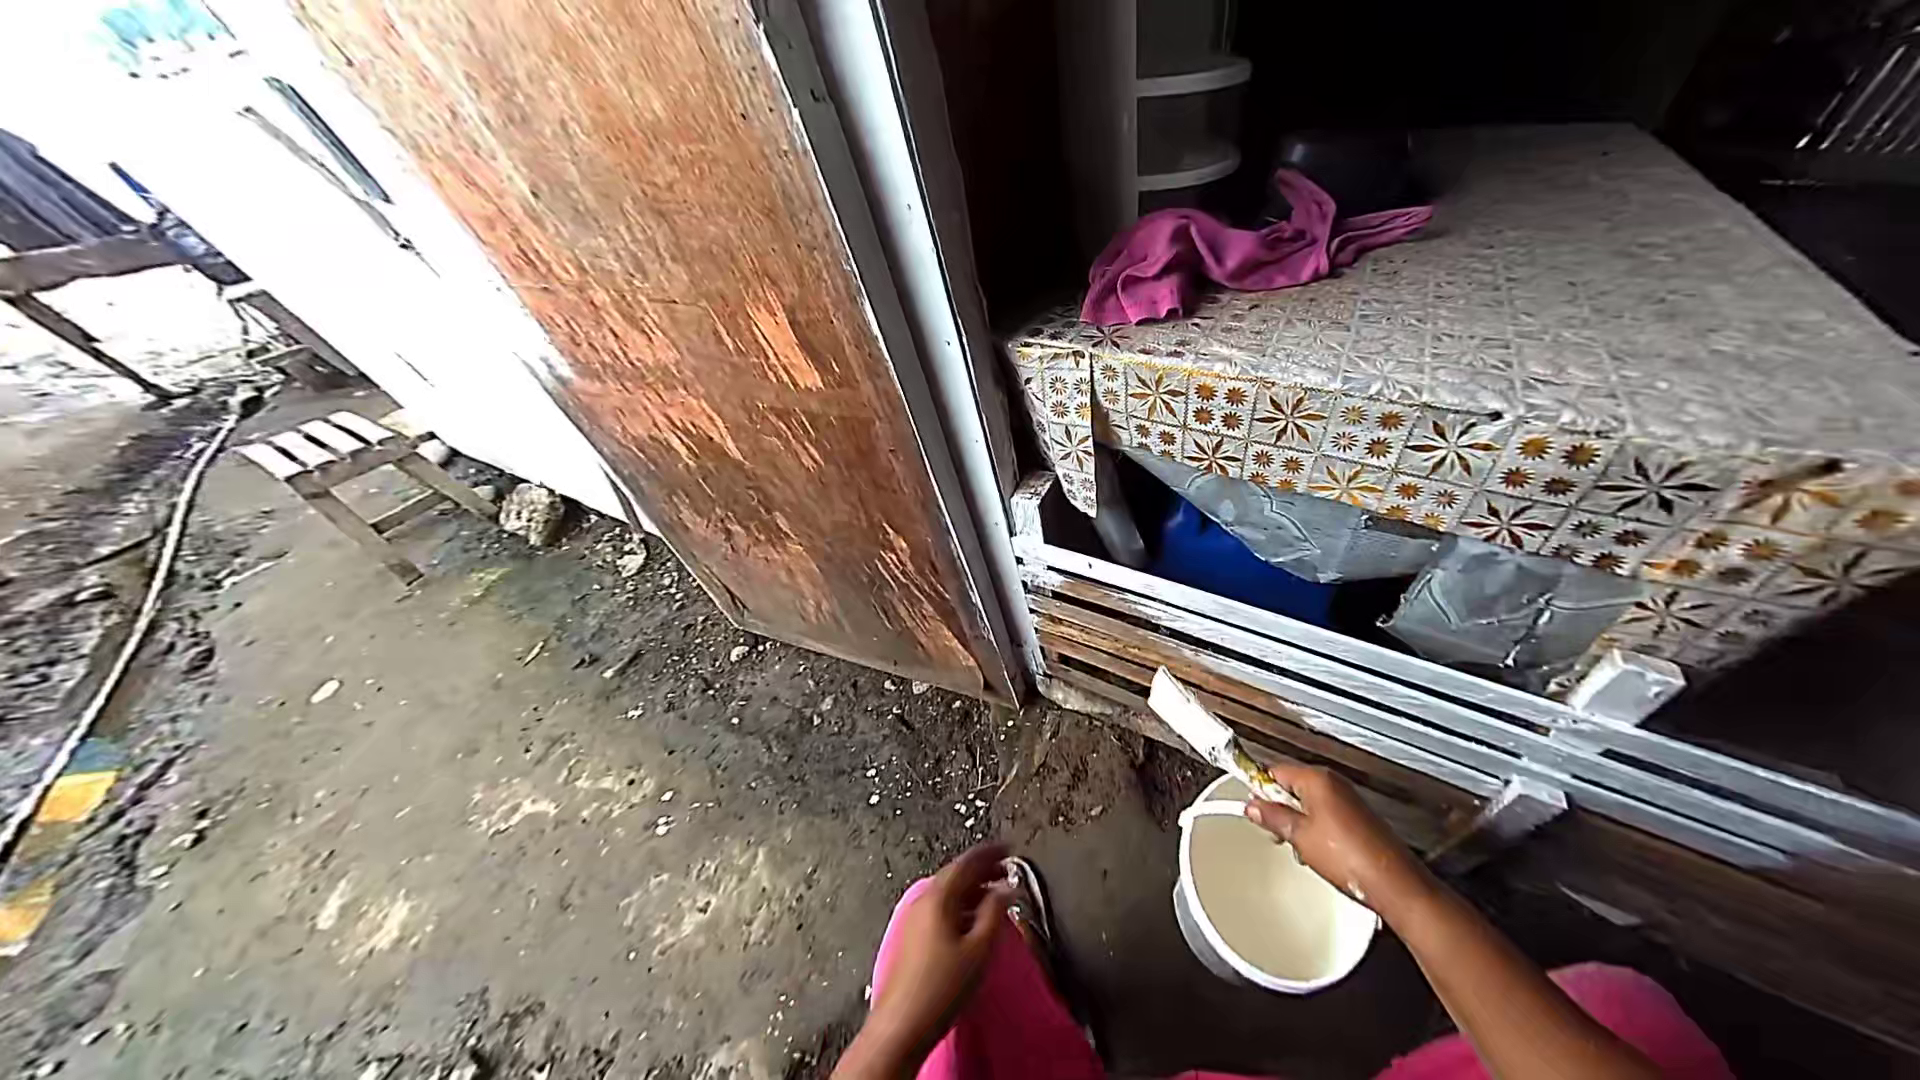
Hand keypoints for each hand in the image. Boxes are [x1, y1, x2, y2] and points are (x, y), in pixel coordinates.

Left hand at [844, 844, 1012, 1077]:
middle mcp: (923, 899)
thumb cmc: (943, 986)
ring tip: (994, 892)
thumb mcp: (979, 948)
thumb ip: (995, 912)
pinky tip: (972, 917)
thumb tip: (1006, 888)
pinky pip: (940, 905)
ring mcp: (914, 916)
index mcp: (938, 896)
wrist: (902, 1024)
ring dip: (972, 887)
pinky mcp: (912, 934)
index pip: (967, 862)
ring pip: (947, 890)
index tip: (1008, 848)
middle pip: (955, 874)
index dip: (990, 853)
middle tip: (1005, 868)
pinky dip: (960, 902)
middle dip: (982, 869)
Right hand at [1243, 764, 1431, 915]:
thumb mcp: (1299, 836)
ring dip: (1297, 820)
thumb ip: (1272, 816)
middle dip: (1279, 806)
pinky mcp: (1357, 818)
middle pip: (1291, 785)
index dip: (1259, 788)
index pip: (1274, 771)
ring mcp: (1348, 800)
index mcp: (1317, 779)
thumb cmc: (1352, 858)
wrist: (1395, 886)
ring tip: (1298, 844)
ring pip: (1307, 802)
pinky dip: (1314, 828)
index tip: (1252, 805)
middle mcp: (1334, 783)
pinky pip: (1324, 814)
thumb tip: (1254, 807)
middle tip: (1274, 829)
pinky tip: (1316, 850)